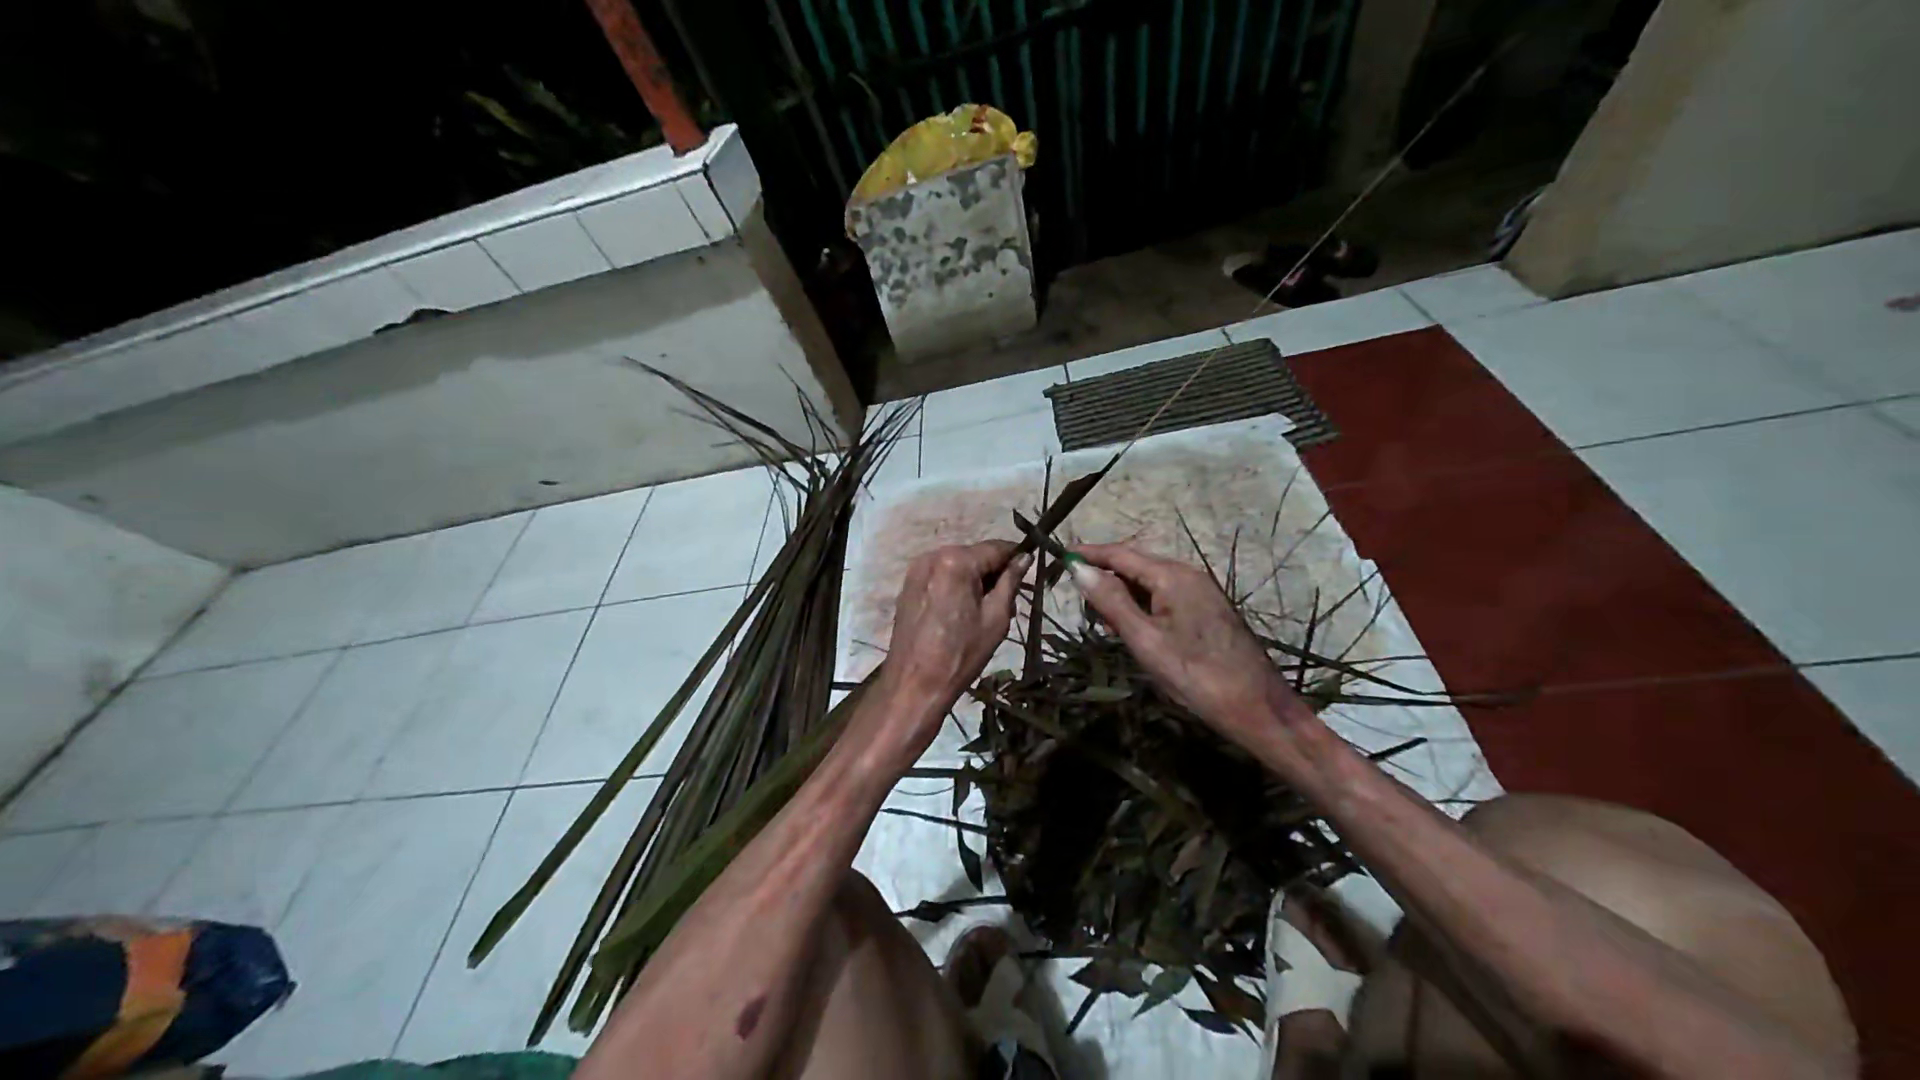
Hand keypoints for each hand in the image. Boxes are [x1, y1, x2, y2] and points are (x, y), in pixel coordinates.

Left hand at [881, 539, 1028, 719]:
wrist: (914, 684)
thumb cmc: (961, 653)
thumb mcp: (996, 618)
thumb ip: (1010, 582)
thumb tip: (1023, 558)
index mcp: (955, 561)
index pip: (996, 548)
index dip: (1016, 558)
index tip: (1029, 572)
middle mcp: (932, 556)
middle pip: (975, 555)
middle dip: (994, 574)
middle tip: (1009, 604)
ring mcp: (916, 571)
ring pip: (958, 566)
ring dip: (975, 581)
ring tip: (986, 613)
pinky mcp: (908, 587)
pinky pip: (941, 577)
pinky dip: (956, 588)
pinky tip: (962, 614)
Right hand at [1069, 543, 1312, 745]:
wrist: (1257, 707)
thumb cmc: (1196, 675)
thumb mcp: (1145, 640)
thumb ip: (1111, 602)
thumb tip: (1079, 569)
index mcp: (1172, 576)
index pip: (1121, 554)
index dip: (1089, 554)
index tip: (1059, 556)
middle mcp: (1188, 575)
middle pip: (1135, 565)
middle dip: (1104, 577)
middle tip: (1077, 599)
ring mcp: (1201, 592)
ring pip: (1150, 583)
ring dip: (1122, 594)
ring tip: (1101, 620)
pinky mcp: (1207, 611)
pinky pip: (1165, 597)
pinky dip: (1142, 606)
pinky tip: (1131, 628)